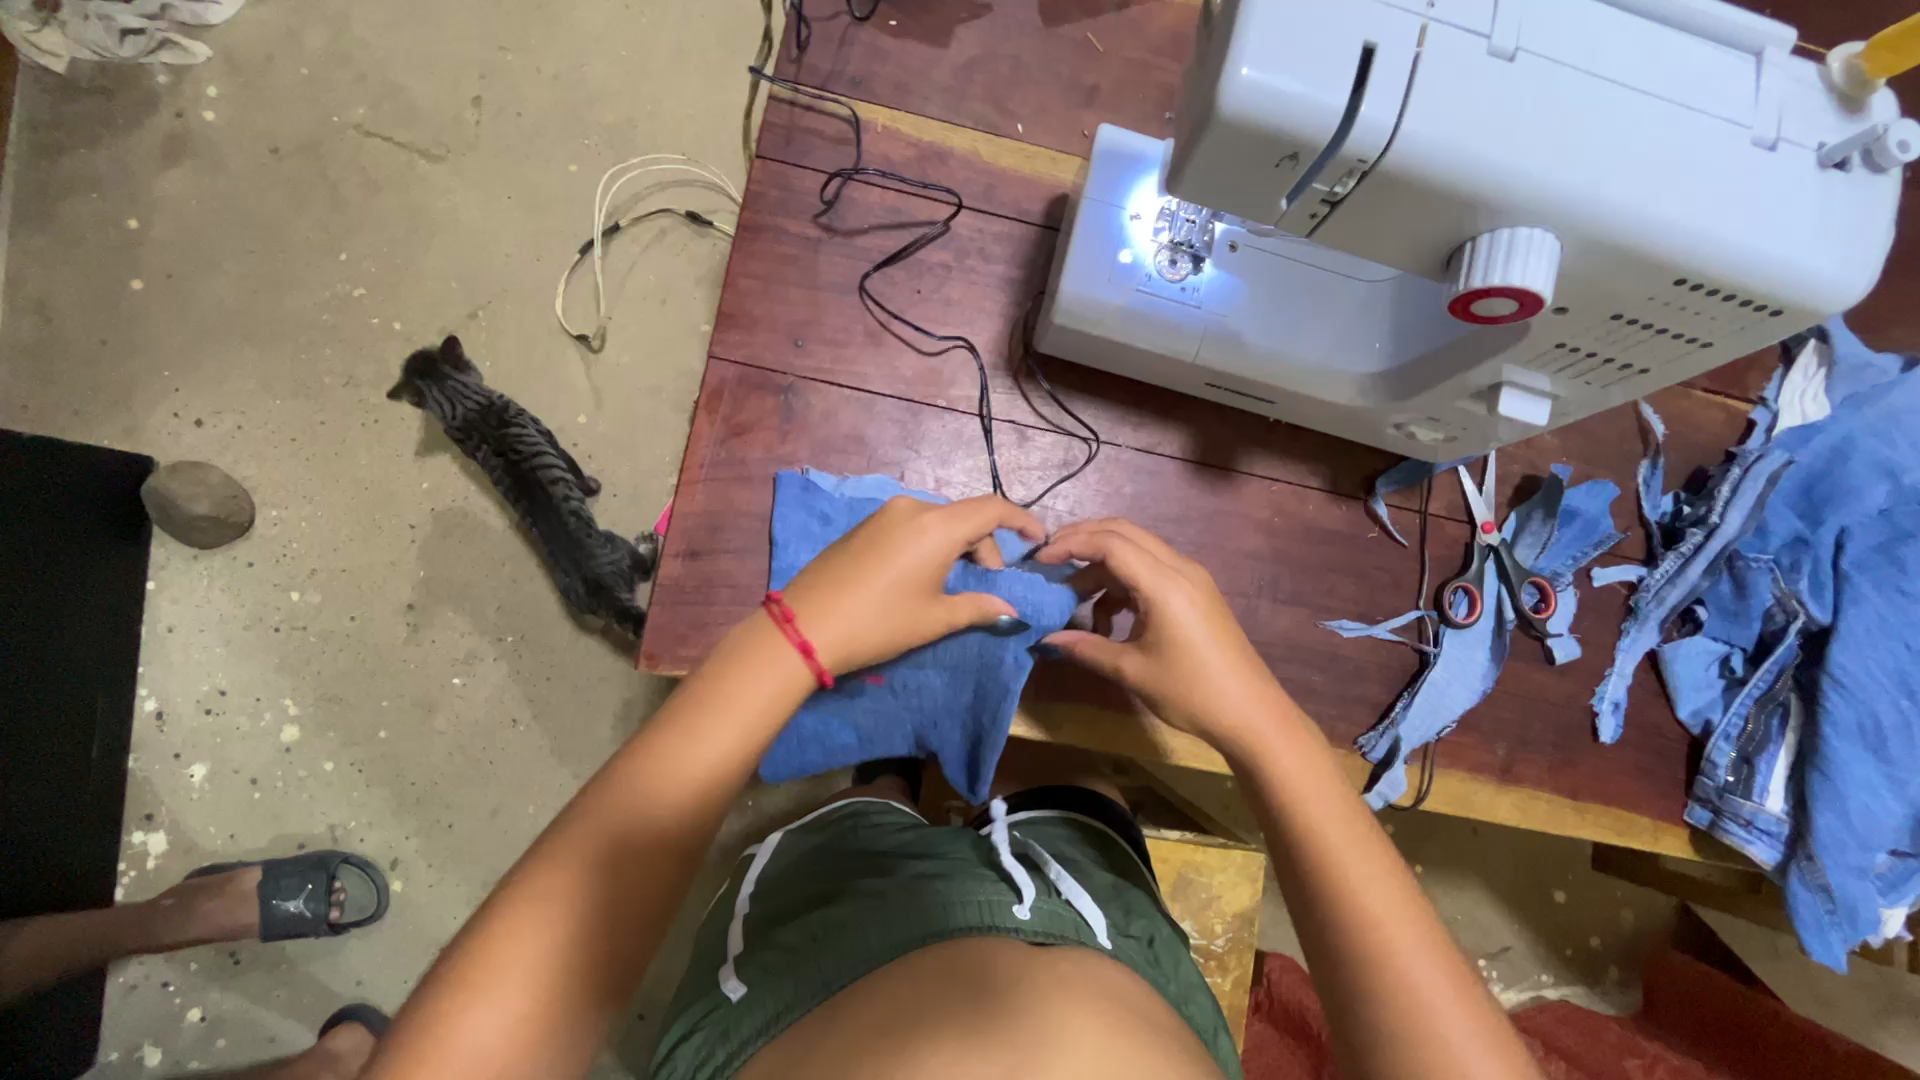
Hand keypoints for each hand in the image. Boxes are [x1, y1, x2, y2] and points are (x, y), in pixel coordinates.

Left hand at [772, 494, 1046, 674]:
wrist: (805, 627)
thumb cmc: (880, 623)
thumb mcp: (934, 619)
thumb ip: (978, 608)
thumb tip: (1009, 611)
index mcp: (937, 526)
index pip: (993, 507)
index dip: (1022, 520)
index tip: (1038, 539)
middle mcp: (913, 508)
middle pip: (965, 516)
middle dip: (984, 546)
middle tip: (985, 585)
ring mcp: (884, 514)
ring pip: (937, 521)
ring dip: (956, 546)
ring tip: (951, 584)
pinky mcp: (863, 526)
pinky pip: (911, 526)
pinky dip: (929, 544)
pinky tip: (920, 576)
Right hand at [1033, 519, 1285, 754]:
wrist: (1252, 714)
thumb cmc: (1191, 693)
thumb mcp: (1131, 671)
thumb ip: (1085, 647)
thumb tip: (1045, 639)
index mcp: (1165, 583)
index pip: (1110, 542)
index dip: (1070, 545)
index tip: (1040, 560)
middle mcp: (1179, 568)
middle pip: (1123, 533)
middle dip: (1082, 541)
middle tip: (1049, 560)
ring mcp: (1190, 578)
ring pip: (1136, 550)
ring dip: (1101, 566)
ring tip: (1072, 597)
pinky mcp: (1194, 592)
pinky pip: (1150, 570)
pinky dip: (1122, 583)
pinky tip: (1107, 618)